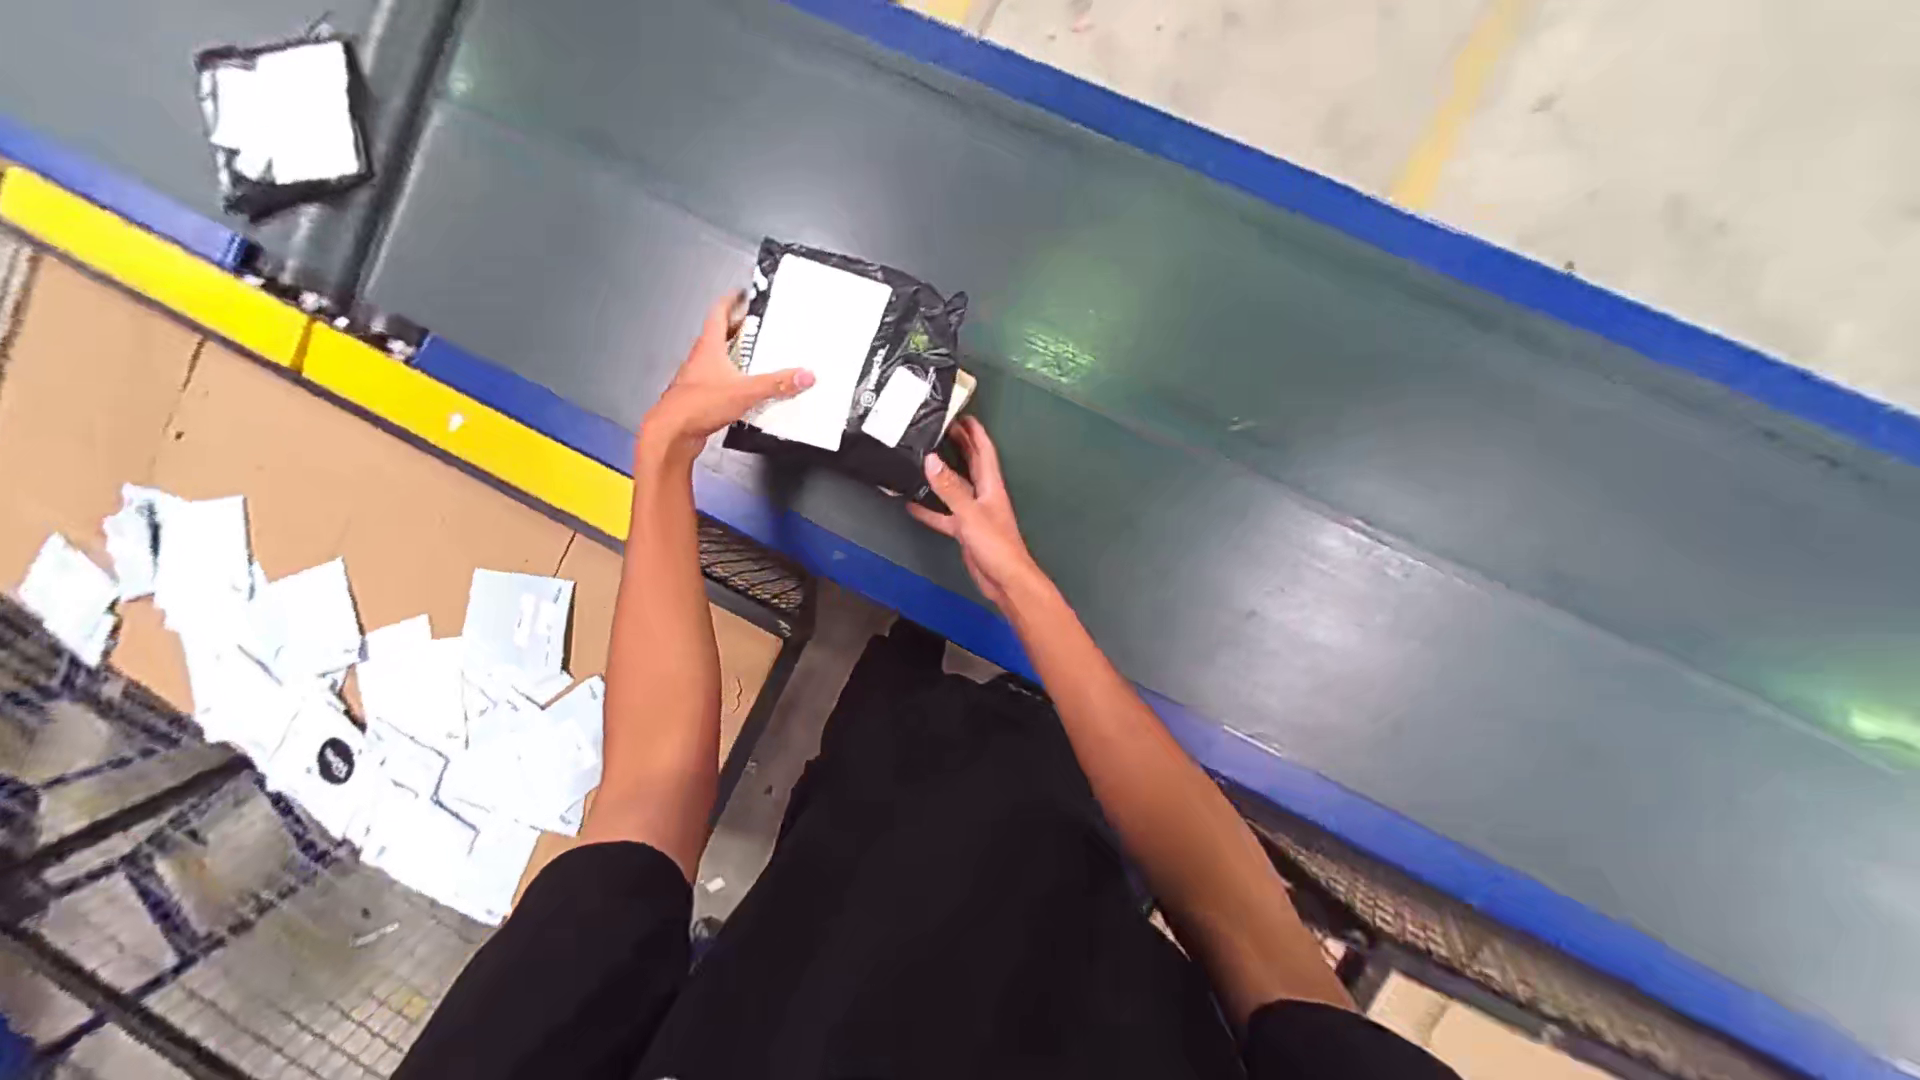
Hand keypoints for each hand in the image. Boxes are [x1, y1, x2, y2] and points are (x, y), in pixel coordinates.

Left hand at [639, 292, 813, 459]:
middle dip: (739, 329)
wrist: (672, 433)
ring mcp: (699, 378)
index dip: (731, 301)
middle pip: (720, 336)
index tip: (743, 295)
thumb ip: (776, 384)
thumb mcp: (745, 392)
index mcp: (709, 347)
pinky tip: (747, 389)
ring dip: (736, 355)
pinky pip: (720, 381)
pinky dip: (734, 379)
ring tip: (758, 357)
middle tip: (758, 327)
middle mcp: (701, 358)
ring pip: (719, 359)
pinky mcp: (701, 397)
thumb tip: (805, 375)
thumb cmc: (699, 404)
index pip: (718, 313)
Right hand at [909, 417, 1046, 611]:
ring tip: (922, 458)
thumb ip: (949, 488)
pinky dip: (930, 509)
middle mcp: (983, 495)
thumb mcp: (970, 513)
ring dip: (941, 474)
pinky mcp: (964, 530)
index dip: (975, 431)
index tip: (960, 414)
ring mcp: (974, 513)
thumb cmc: (995, 545)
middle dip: (959, 445)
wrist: (1005, 580)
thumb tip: (930, 459)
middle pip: (970, 464)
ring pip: (955, 487)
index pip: (984, 450)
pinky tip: (913, 504)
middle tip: (940, 428)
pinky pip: (944, 515)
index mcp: (991, 485)